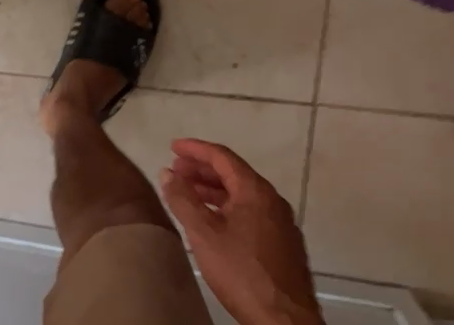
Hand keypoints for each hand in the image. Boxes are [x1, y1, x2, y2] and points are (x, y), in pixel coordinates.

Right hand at [160, 139, 322, 324]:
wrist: (286, 323)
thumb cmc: (242, 273)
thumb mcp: (203, 233)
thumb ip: (182, 198)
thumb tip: (167, 172)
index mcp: (256, 191)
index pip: (222, 156)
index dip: (194, 149)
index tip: (171, 147)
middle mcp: (273, 201)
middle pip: (233, 174)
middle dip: (202, 170)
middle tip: (176, 172)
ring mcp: (282, 225)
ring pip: (243, 196)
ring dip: (214, 190)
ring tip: (188, 195)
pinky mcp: (284, 247)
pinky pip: (251, 214)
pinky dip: (228, 208)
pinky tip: (213, 222)